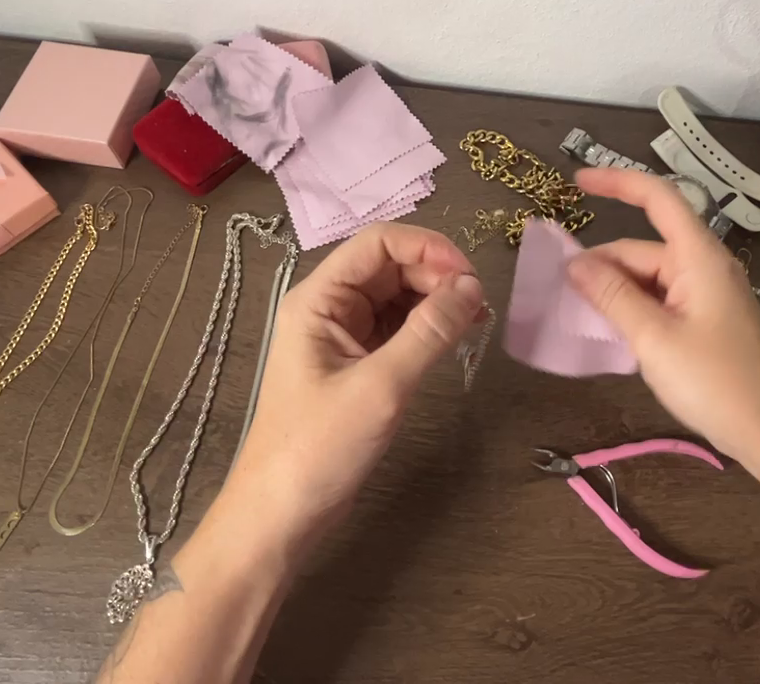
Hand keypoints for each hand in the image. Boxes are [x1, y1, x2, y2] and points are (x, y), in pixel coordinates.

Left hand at [219, 223, 484, 545]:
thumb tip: (474, 286)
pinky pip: (399, 325)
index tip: (469, 276)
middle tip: (478, 305)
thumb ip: (429, 332)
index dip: (428, 247)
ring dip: (438, 298)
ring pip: (399, 293)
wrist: (281, 518)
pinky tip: (458, 334)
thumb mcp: (381, 387)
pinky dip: (430, 324)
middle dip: (437, 274)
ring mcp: (344, 332)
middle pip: (391, 264)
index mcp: (319, 298)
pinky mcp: (359, 360)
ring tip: (476, 319)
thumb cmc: (319, 449)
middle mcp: (330, 305)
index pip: (378, 243)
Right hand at [567, 167, 759, 463]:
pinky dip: (633, 308)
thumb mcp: (654, 338)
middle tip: (562, 295)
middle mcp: (705, 266)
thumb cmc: (716, 383)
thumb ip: (612, 295)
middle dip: (603, 265)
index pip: (658, 197)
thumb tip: (574, 262)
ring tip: (581, 318)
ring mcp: (707, 293)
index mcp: (699, 256)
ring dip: (615, 291)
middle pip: (643, 247)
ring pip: (648, 276)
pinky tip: (612, 333)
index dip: (617, 182)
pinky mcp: (707, 319)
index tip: (577, 182)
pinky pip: (661, 299)